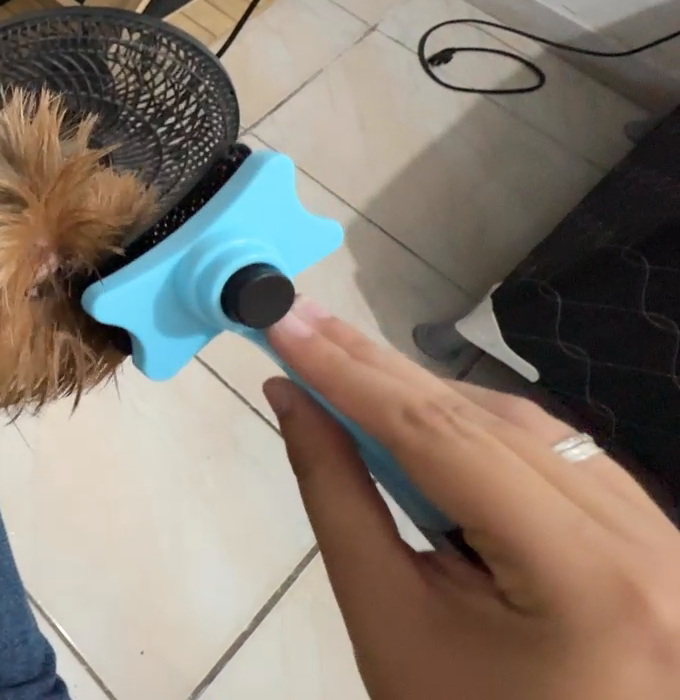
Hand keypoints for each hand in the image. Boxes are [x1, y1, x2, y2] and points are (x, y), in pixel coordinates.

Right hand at [264, 301, 679, 698]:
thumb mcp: (380, 605)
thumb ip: (333, 488)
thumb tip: (288, 393)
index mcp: (590, 580)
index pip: (441, 440)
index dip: (349, 374)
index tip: (282, 324)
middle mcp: (654, 551)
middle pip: (488, 423)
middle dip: (378, 366)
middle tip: (300, 318)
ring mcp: (672, 550)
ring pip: (528, 430)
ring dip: (424, 391)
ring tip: (341, 358)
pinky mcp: (661, 550)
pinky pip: (558, 458)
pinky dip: (475, 424)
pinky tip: (417, 409)